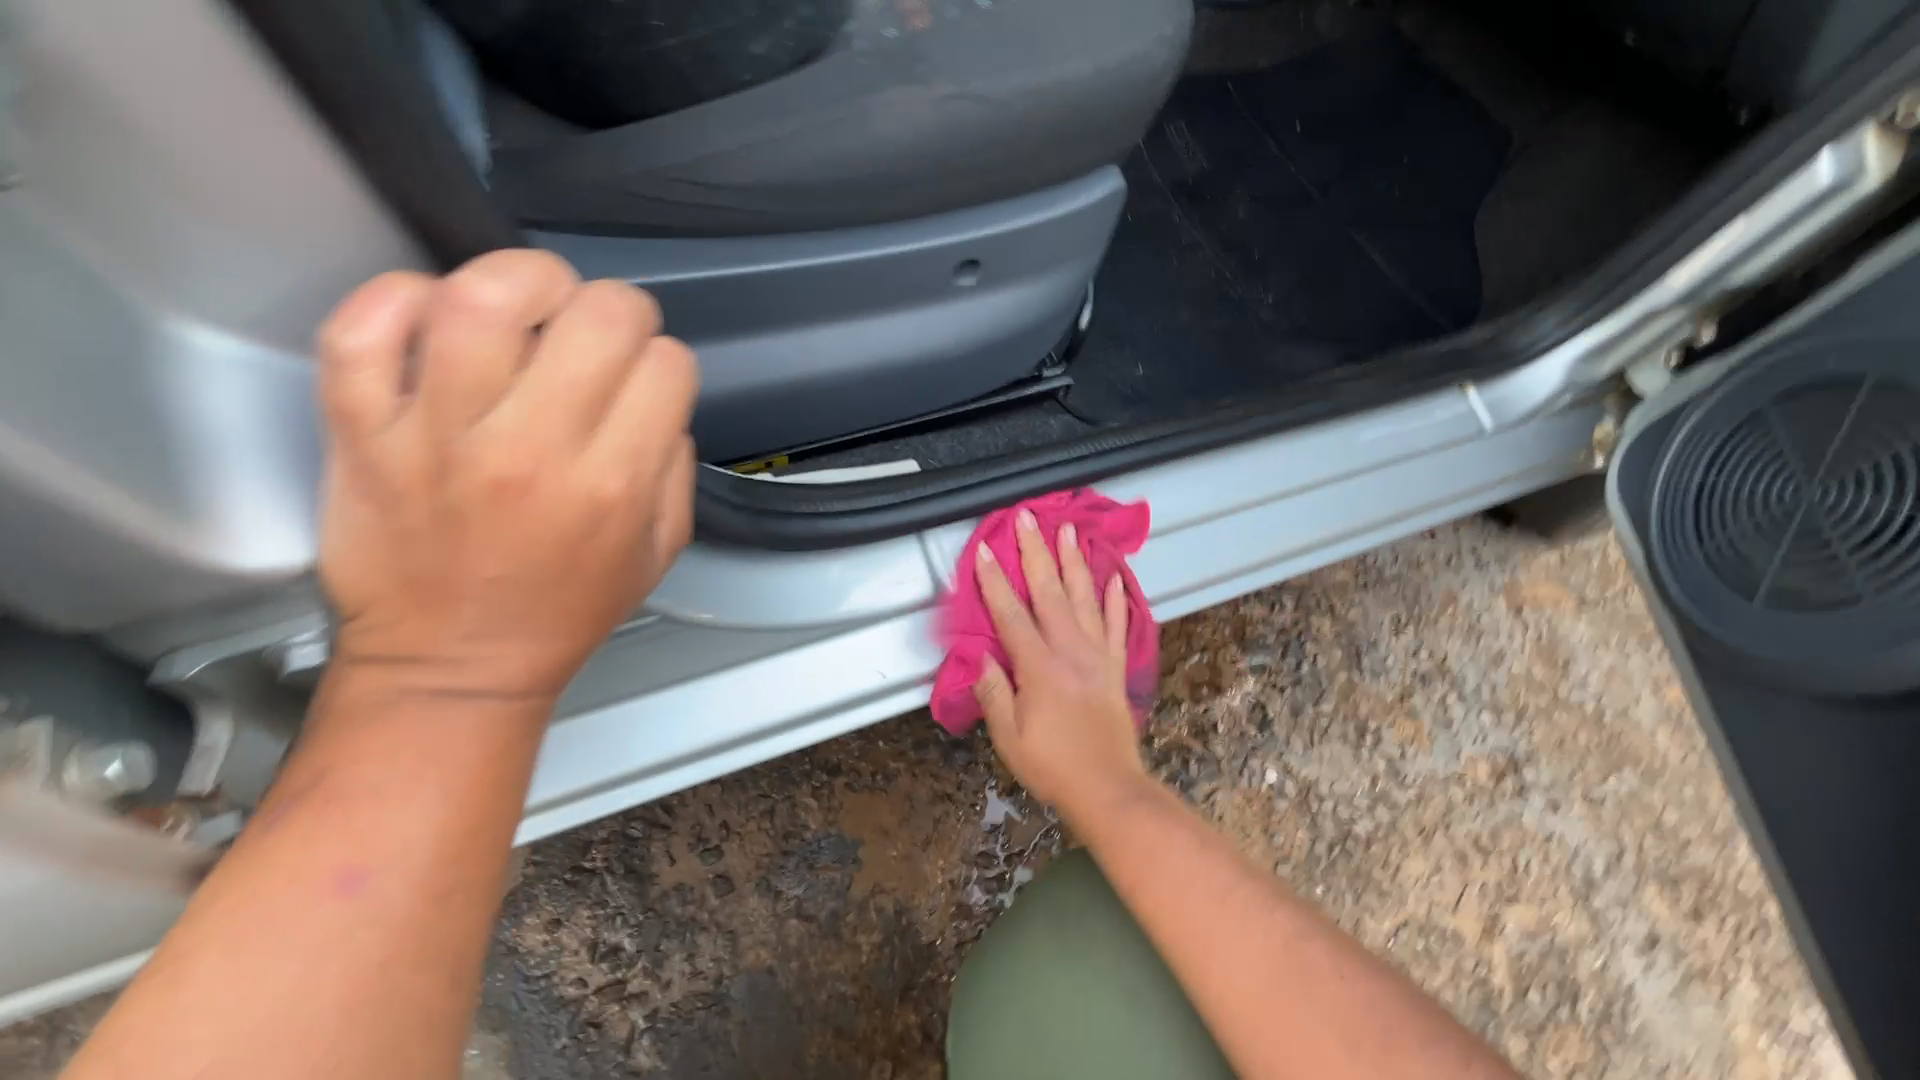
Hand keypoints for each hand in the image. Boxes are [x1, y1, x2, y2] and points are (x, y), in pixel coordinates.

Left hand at [315, 250, 698, 701]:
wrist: (453, 664)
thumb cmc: (562, 610)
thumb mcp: (658, 553)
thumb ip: (672, 468)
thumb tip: (655, 397)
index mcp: (611, 485)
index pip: (666, 365)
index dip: (665, 361)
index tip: (647, 380)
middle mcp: (531, 452)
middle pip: (598, 318)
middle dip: (618, 308)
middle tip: (599, 332)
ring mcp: (439, 438)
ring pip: (481, 300)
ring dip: (522, 278)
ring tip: (528, 301)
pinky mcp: (363, 435)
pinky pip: (362, 333)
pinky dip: (395, 299)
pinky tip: (433, 314)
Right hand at [972, 509, 1151, 825]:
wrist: (1109, 789)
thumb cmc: (1052, 766)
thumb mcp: (1008, 737)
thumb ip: (994, 693)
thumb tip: (981, 656)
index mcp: (1039, 667)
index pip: (1011, 614)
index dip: (994, 580)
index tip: (984, 549)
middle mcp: (1070, 652)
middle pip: (1050, 592)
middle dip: (1036, 552)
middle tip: (1028, 517)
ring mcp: (1097, 656)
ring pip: (1085, 598)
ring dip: (1075, 562)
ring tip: (1068, 530)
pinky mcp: (1115, 668)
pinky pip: (1117, 626)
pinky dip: (1116, 600)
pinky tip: (1115, 578)